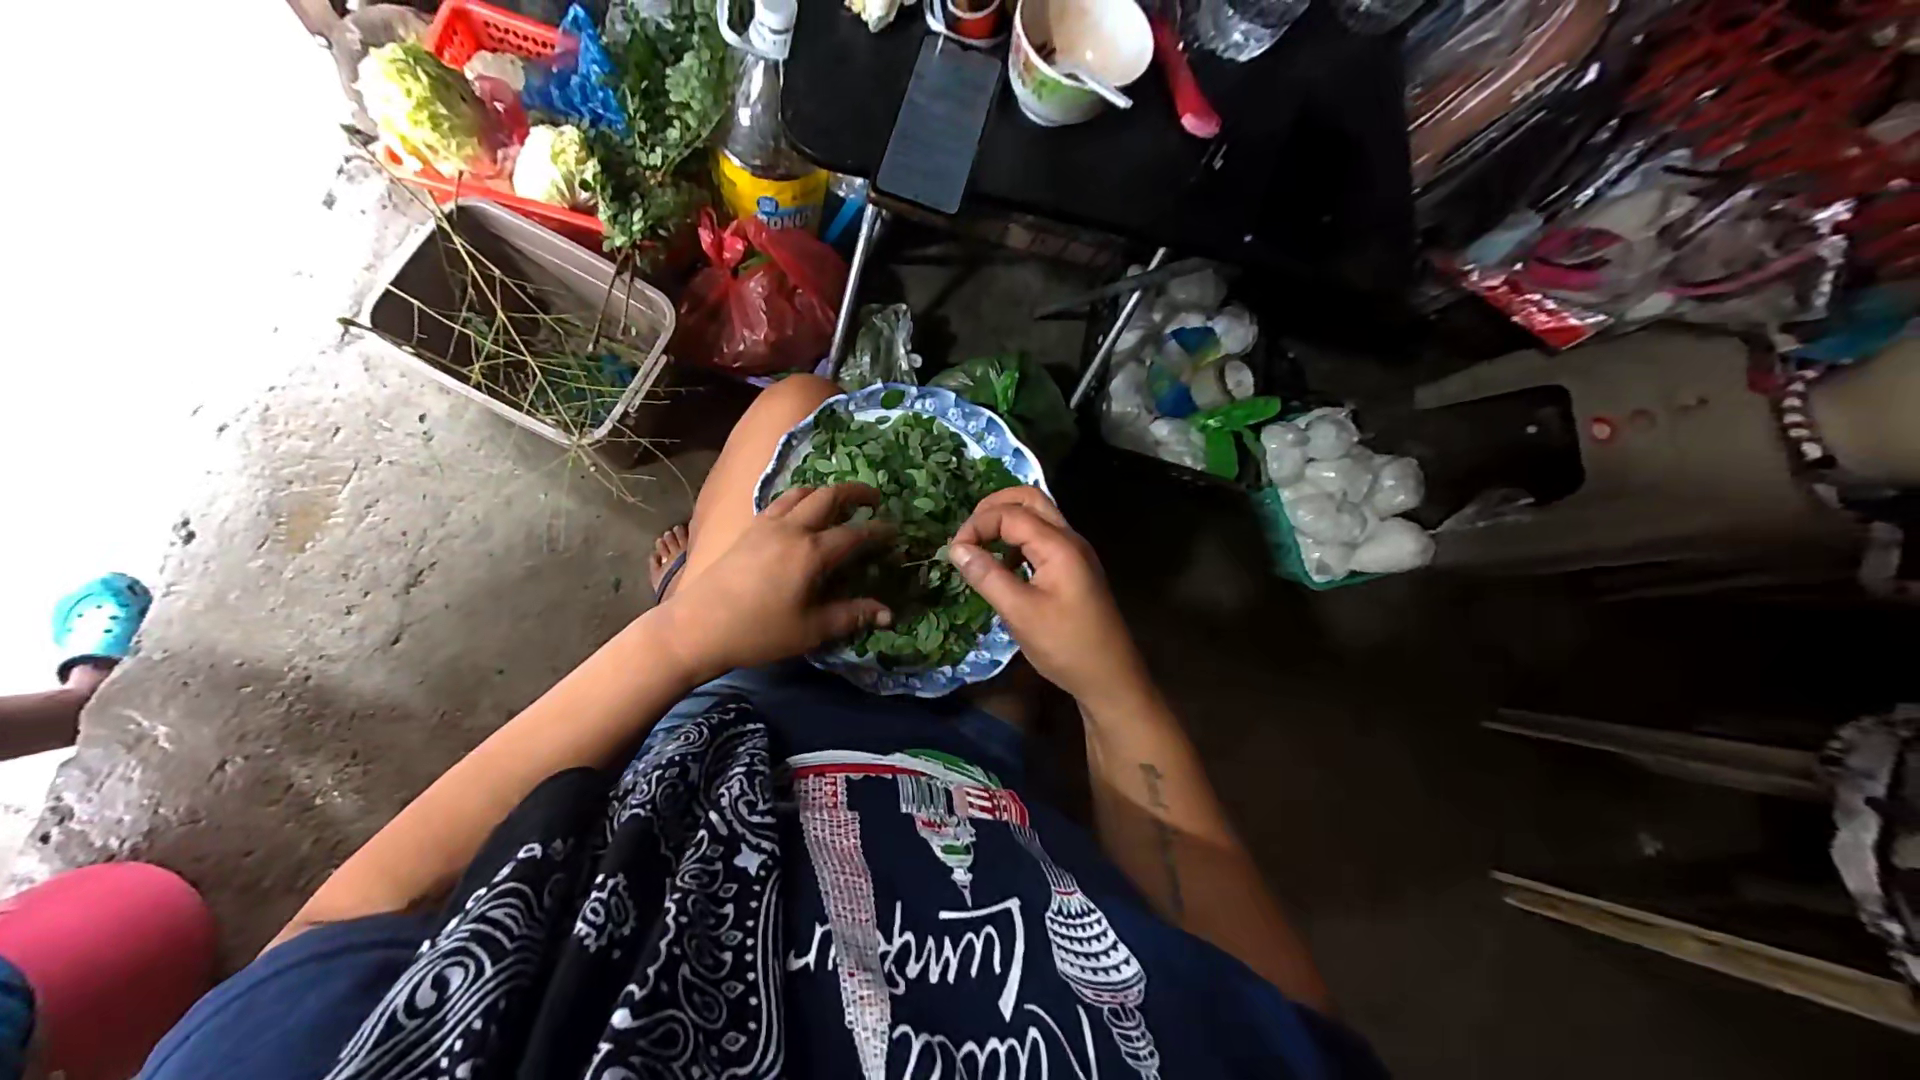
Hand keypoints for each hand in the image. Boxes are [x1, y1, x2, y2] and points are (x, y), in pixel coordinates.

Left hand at [658, 484, 893, 679]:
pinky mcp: (748, 530)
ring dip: (825, 491)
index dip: (879, 531)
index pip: (855, 533)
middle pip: (829, 496)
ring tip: (838, 502)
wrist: (698, 627)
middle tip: (874, 499)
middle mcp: (792, 529)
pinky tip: (800, 514)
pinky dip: (799, 499)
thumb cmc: (758, 632)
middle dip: (856, 492)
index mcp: (811, 553)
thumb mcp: (811, 630)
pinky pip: (780, 501)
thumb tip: (888, 613)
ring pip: (801, 493)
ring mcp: (767, 525)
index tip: (895, 531)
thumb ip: (851, 616)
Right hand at [946, 488, 1149, 706]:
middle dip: (994, 507)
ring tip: (980, 545)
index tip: (954, 551)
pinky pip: (1044, 538)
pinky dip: (1019, 540)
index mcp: (1058, 545)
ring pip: (1039, 516)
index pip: (1010, 513)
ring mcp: (1075, 553)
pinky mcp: (1074, 569)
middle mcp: (1070, 539)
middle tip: (968, 531)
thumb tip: (956, 548)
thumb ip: (987, 576)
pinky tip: (1004, 567)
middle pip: (1030, 499)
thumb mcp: (1020, 612)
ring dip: (1007, 521)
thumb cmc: (1065, 645)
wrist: (1110, 676)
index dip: (977, 524)